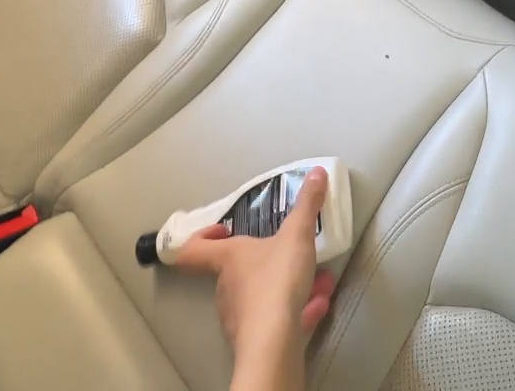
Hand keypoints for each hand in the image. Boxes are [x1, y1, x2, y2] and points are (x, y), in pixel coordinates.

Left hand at [176, 167, 339, 390]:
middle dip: (267, 261)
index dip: (203, 238)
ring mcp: (239, 317)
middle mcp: (227, 288)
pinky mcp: (256, 341)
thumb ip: (308, 204)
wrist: (273, 343)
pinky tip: (319, 305)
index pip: (195, 250)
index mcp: (228, 259)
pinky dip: (296, 311)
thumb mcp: (298, 234)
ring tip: (319, 281)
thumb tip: (317, 172)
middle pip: (236, 271)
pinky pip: (275, 319)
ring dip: (288, 286)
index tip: (223, 228)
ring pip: (261, 295)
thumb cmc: (276, 280)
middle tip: (291, 253)